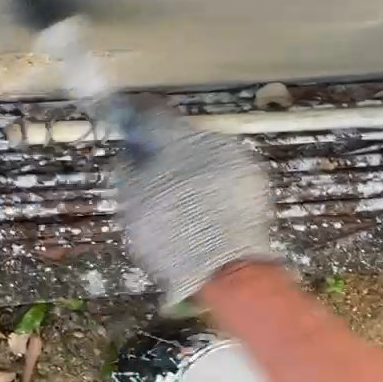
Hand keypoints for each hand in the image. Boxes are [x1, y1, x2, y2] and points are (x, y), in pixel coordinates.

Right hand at [114, 103, 277, 303]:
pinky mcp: (253, 178)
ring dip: (192, 165)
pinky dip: (215, 182)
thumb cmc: (173, 240)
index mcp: (173, 142)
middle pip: (180, 134)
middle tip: (154, 174)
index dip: (135, 119)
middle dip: (167, 149)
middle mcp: (207, 140)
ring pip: (205, 152)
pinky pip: (227, 170)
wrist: (225, 267)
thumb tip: (129, 155)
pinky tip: (207, 206)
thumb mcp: (134, 208)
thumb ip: (130, 173)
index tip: (129, 125)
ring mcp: (234, 158)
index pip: (149, 114)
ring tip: (184, 198)